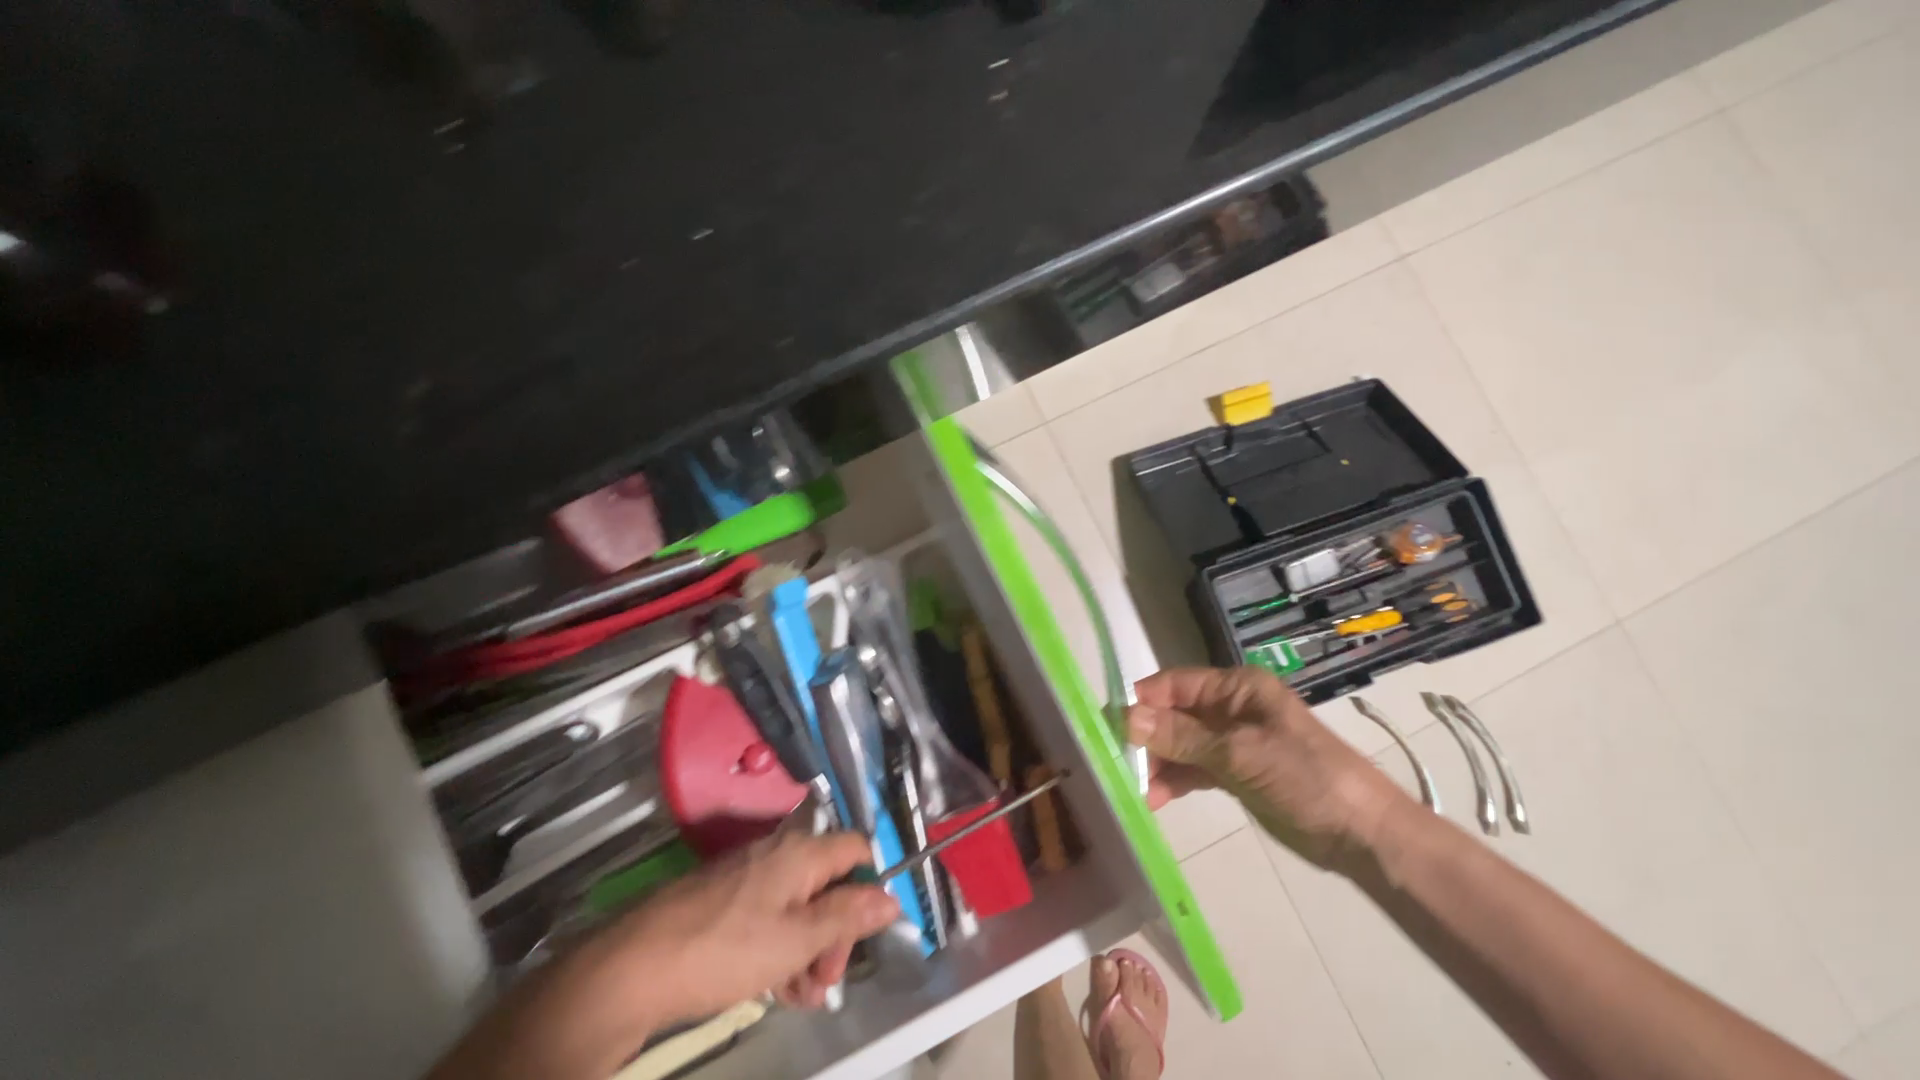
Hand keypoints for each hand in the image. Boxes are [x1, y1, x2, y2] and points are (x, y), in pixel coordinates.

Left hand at [570, 829, 899, 1029]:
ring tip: (802, 997)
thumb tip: (891, 896)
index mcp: (798, 854)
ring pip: (797, 908)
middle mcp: (774, 856)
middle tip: (828, 980)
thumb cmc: (724, 951)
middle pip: (827, 883)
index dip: (871, 884)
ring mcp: (744, 879)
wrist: (632, 969)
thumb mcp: (797, 940)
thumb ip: (847, 916)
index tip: (868, 930)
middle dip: (837, 932)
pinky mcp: (720, 904)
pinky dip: (779, 950)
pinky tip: (775, 990)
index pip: (856, 848)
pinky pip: (767, 919)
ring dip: (809, 951)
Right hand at [1130, 667, 1411, 867]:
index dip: (1142, 702)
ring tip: (1136, 790)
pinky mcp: (1237, 774)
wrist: (1359, 831)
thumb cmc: (1304, 777)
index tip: (1109, 728)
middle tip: (1118, 766)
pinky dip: (1174, 781)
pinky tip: (1156, 800)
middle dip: (1146, 737)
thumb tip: (1126, 718)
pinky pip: (1194, 769)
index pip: (1175, 684)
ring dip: (1157, 764)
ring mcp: (1233, 743)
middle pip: (1174, 715)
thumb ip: (1182, 737)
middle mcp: (1232, 709)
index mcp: (1238, 688)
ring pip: (1181, 745)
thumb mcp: (1239, 754)